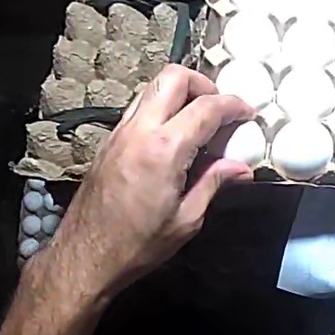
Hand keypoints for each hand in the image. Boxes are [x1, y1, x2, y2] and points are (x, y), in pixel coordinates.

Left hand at [39, 65, 253, 305]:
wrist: (85, 256)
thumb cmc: (138, 245)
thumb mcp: (186, 219)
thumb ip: (214, 183)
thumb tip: (241, 168)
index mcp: (163, 151)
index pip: (206, 108)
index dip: (234, 106)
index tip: (249, 113)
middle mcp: (139, 131)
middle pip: (173, 77)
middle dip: (203, 85)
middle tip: (220, 110)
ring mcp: (119, 133)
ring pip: (153, 89)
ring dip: (180, 95)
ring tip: (200, 123)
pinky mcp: (109, 142)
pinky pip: (140, 109)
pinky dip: (162, 110)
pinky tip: (175, 139)